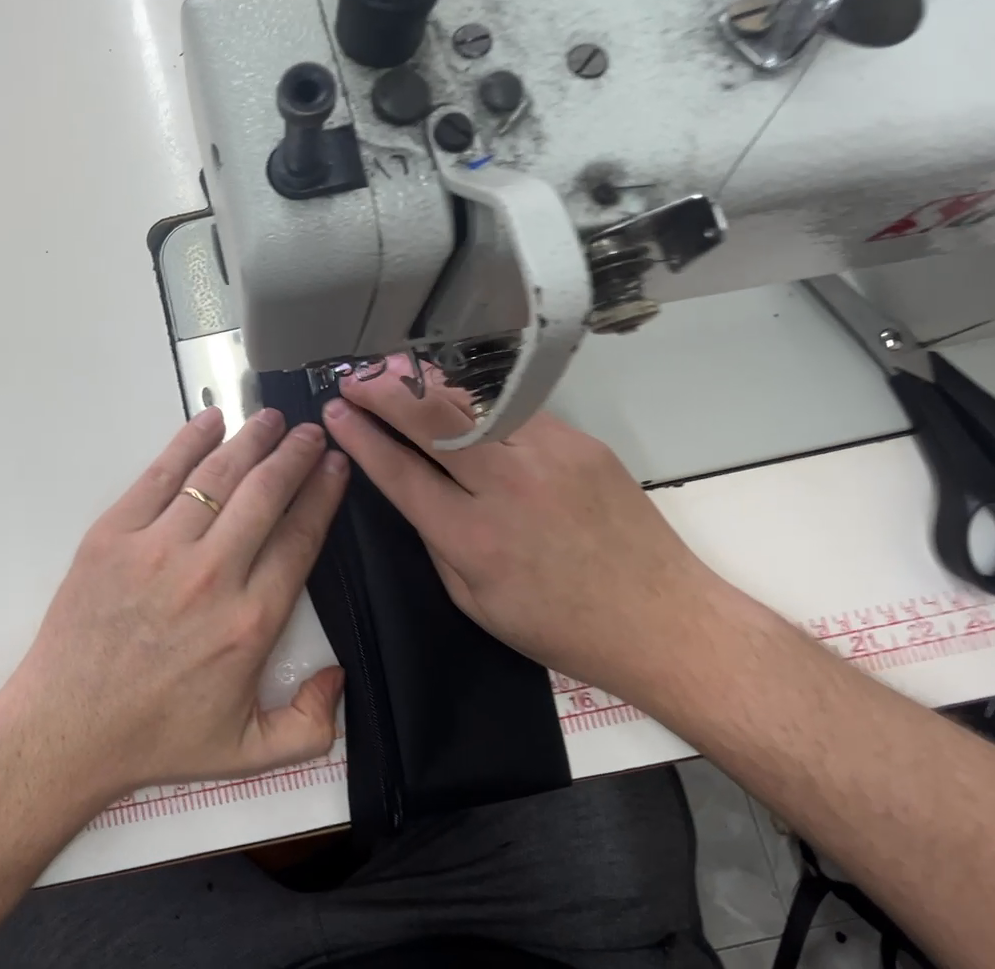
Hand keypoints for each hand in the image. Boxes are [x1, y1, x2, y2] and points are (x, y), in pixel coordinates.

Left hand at [0, 406, 348, 801]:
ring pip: (217, 477)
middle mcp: (211, 575)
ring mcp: (158, 550)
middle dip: (295, 455)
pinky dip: (187, 442)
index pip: (300, 537)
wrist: (67, 727)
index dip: (322, 493)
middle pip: (266, 494)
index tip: (335, 467)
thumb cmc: (157, 738)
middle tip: (310, 432)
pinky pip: (159, 476)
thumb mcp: (249, 753)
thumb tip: (340, 676)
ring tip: (270, 419)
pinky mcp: (113, 536)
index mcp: (250, 622)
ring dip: (250, 440)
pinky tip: (209, 422)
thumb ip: (313, 726)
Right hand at [324, 355, 730, 695]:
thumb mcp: (474, 601)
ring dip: (425, 383)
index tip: (335, 412)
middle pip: (431, 420)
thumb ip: (436, 540)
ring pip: (472, 402)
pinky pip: (513, 410)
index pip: (400, 472)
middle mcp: (508, 486)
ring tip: (393, 369)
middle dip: (384, 392)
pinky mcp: (580, 442)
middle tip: (354, 377)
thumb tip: (413, 489)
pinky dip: (475, 399)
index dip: (361, 437)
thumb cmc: (559, 625)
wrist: (659, 618)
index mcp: (473, 537)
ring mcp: (549, 455)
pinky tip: (455, 395)